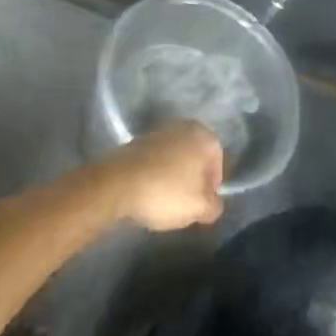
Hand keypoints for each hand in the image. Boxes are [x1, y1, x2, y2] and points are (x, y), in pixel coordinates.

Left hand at [97, 122, 224, 229]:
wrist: (116, 184)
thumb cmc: (165, 192)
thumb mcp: (199, 208)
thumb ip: (215, 206)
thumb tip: (213, 204)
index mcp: (205, 137)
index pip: (219, 164)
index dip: (212, 188)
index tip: (202, 206)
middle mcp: (186, 127)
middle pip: (197, 159)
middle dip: (194, 180)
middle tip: (186, 203)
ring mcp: (160, 131)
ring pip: (177, 158)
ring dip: (175, 176)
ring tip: (165, 200)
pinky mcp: (139, 140)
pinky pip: (157, 160)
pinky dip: (157, 173)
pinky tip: (149, 191)